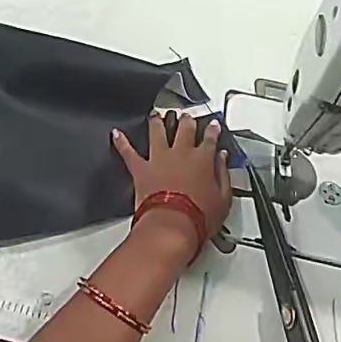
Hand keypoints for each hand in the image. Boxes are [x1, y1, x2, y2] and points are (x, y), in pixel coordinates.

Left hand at [111, 111, 231, 255]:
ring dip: (157, 121)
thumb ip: (223, 175)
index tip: (213, 125)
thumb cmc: (198, 216)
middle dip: (186, 120)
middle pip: (184, 128)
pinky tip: (116, 134)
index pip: (210, 138)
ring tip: (156, 116)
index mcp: (203, 159)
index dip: (213, 129)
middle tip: (186, 116)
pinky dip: (121, 142)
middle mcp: (180, 153)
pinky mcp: (141, 169)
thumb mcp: (224, 199)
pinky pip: (128, 152)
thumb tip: (223, 160)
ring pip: (157, 131)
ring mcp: (159, 158)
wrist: (171, 225)